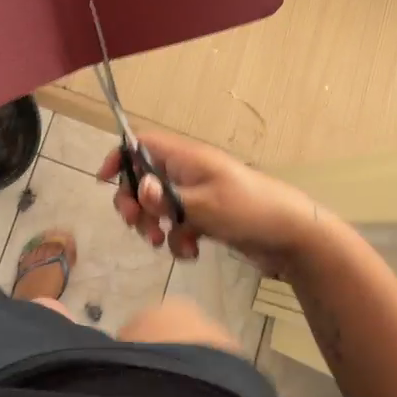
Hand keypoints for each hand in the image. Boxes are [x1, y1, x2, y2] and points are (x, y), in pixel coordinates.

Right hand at [100, 130, 328, 276]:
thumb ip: (167, 198)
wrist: (292, 236)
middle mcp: (188, 172)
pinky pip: (179, 225)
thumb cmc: (248, 210)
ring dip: (156, 226)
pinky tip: (191, 252)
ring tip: (166, 244)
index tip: (104, 180)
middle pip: (144, 179)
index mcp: (186, 158)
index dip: (120, 157)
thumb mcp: (203, 204)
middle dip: (136, 204)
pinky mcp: (207, 218)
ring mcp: (197, 195)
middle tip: (139, 226)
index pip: (142, 144)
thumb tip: (140, 187)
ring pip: (159, 206)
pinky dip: (178, 239)